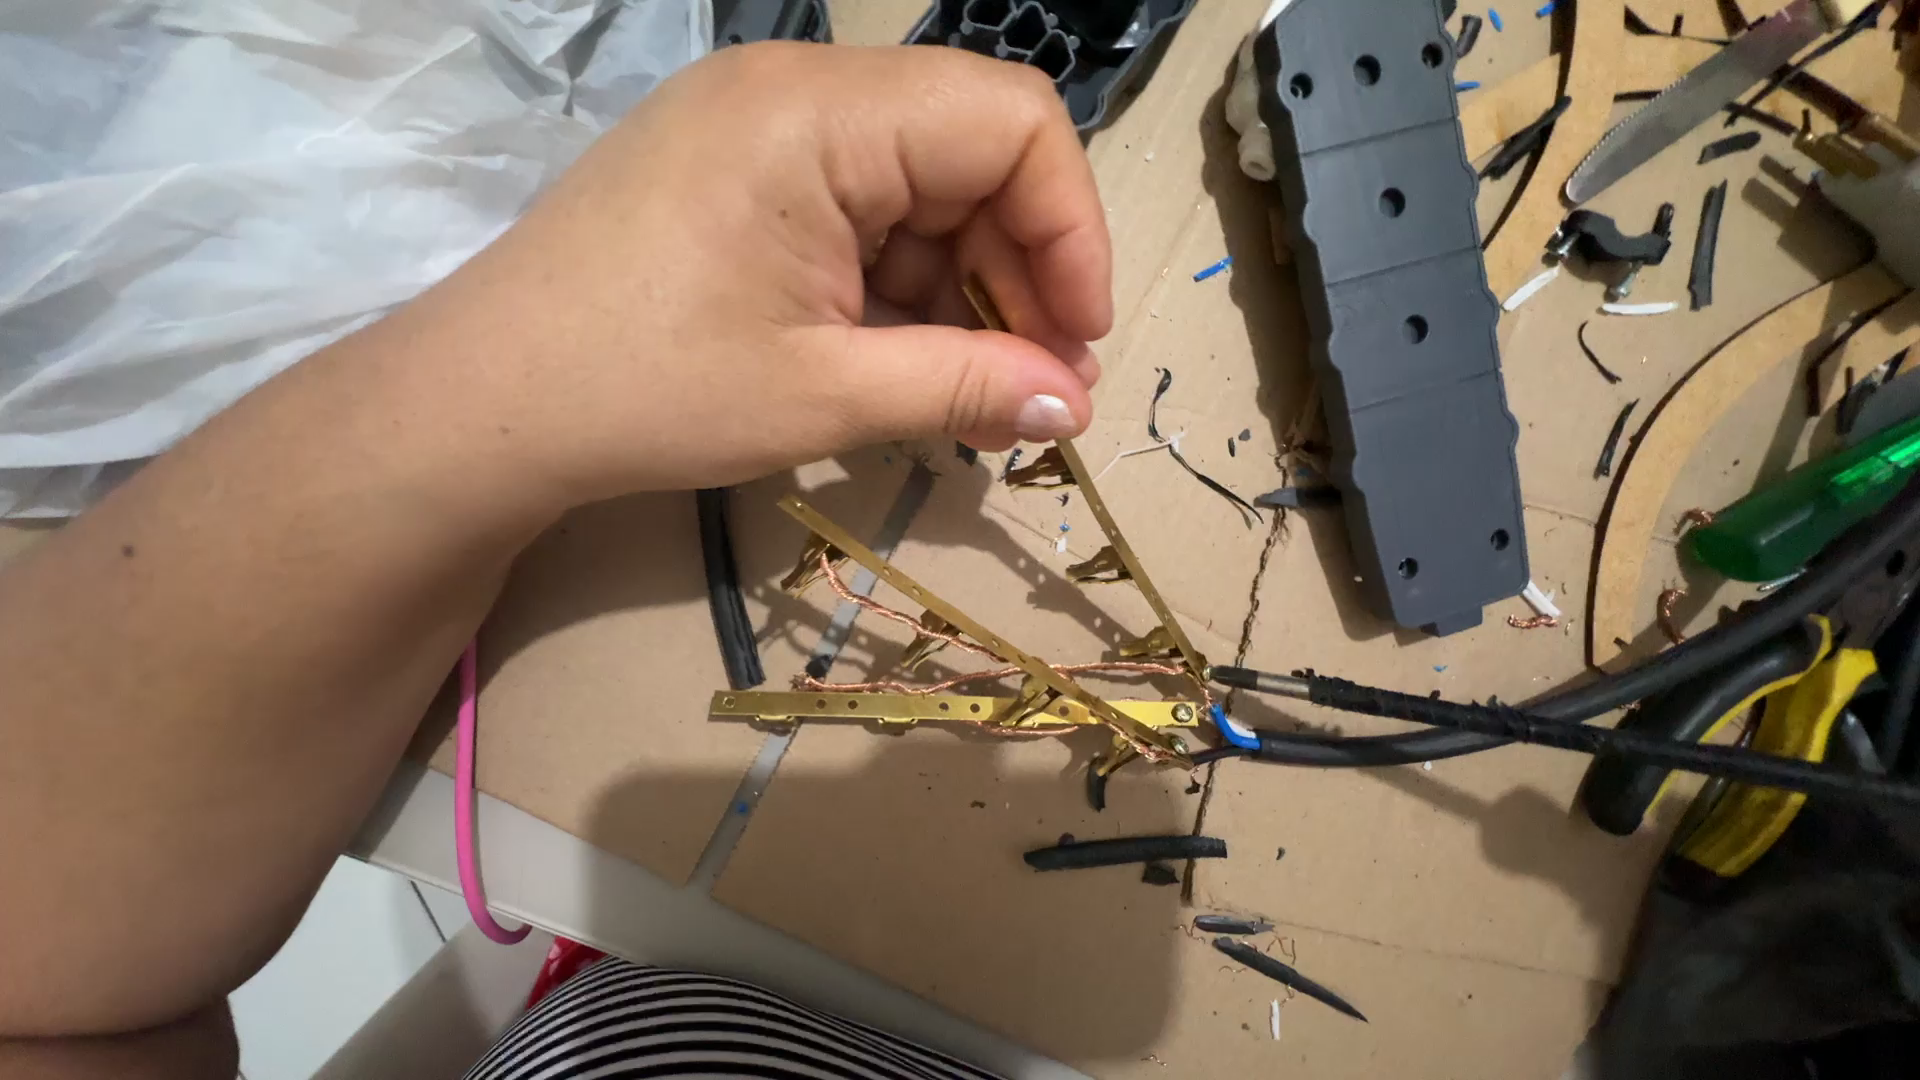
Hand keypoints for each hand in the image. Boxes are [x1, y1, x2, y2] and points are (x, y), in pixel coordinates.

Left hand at [387, 42, 1110, 504]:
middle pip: (976, 162)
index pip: (1012, 124)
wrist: (493, 408)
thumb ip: (964, 390)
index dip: (1072, 231)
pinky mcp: (759, 188)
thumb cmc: (649, 393)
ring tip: (983, 397)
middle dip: (1025, 278)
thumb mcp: (825, 397)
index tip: (1080, 339)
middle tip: (1041, 389)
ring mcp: (776, 139)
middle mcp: (805, 98)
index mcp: (822, 116)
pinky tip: (920, 368)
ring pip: (930, 201)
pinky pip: (874, 226)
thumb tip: (1073, 408)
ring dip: (971, 299)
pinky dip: (912, 298)